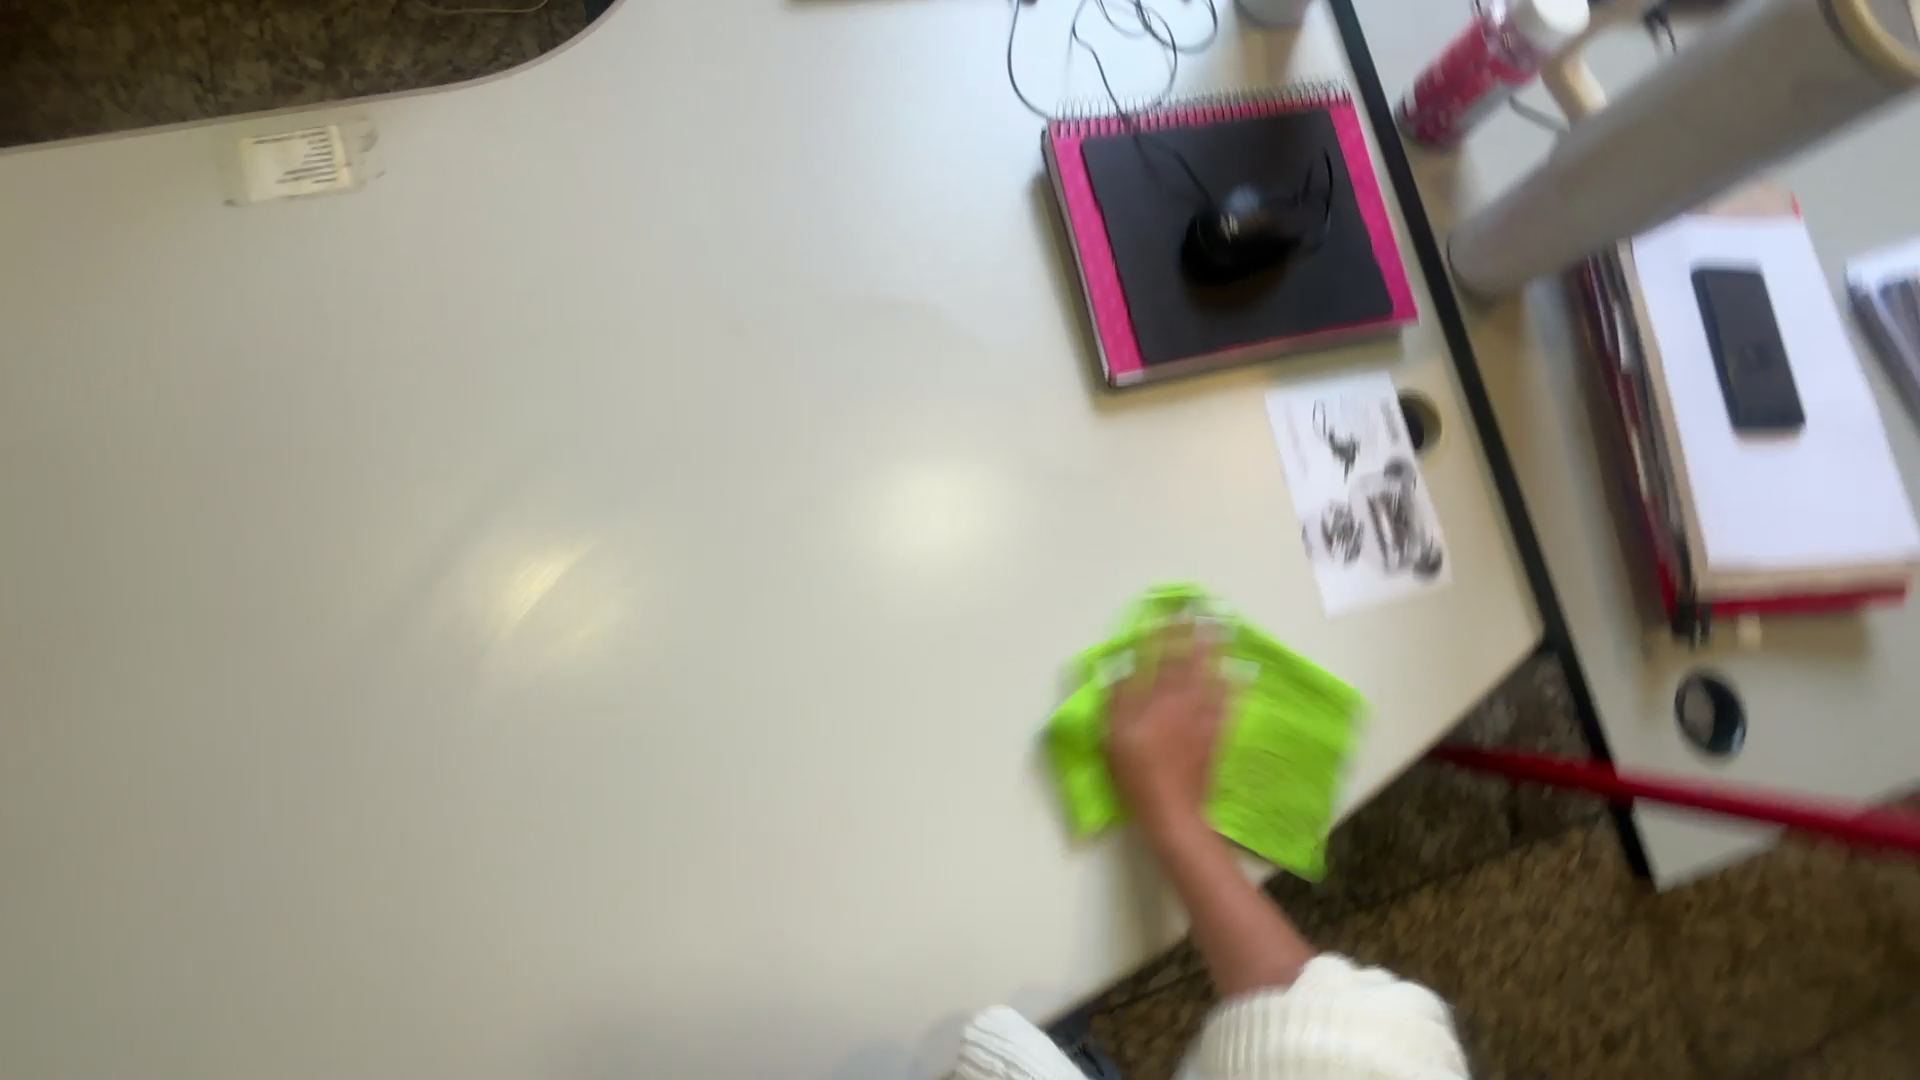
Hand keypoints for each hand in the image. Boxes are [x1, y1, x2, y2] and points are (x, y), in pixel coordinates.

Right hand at [1105, 620, 1228, 836]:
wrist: (1173, 811)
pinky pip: (1228, 702)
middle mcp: (1183, 701)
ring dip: (1216, 651)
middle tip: (1204, 612)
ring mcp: (1203, 718)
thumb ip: (1118, 698)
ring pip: (1212, 675)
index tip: (1167, 613)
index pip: (1160, 657)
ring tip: (1222, 630)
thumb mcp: (1114, 735)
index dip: (1163, 633)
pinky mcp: (1215, 734)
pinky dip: (1234, 684)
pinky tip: (1239, 674)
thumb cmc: (1136, 773)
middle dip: (1196, 634)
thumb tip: (1121, 668)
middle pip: (1191, 660)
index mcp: (1156, 699)